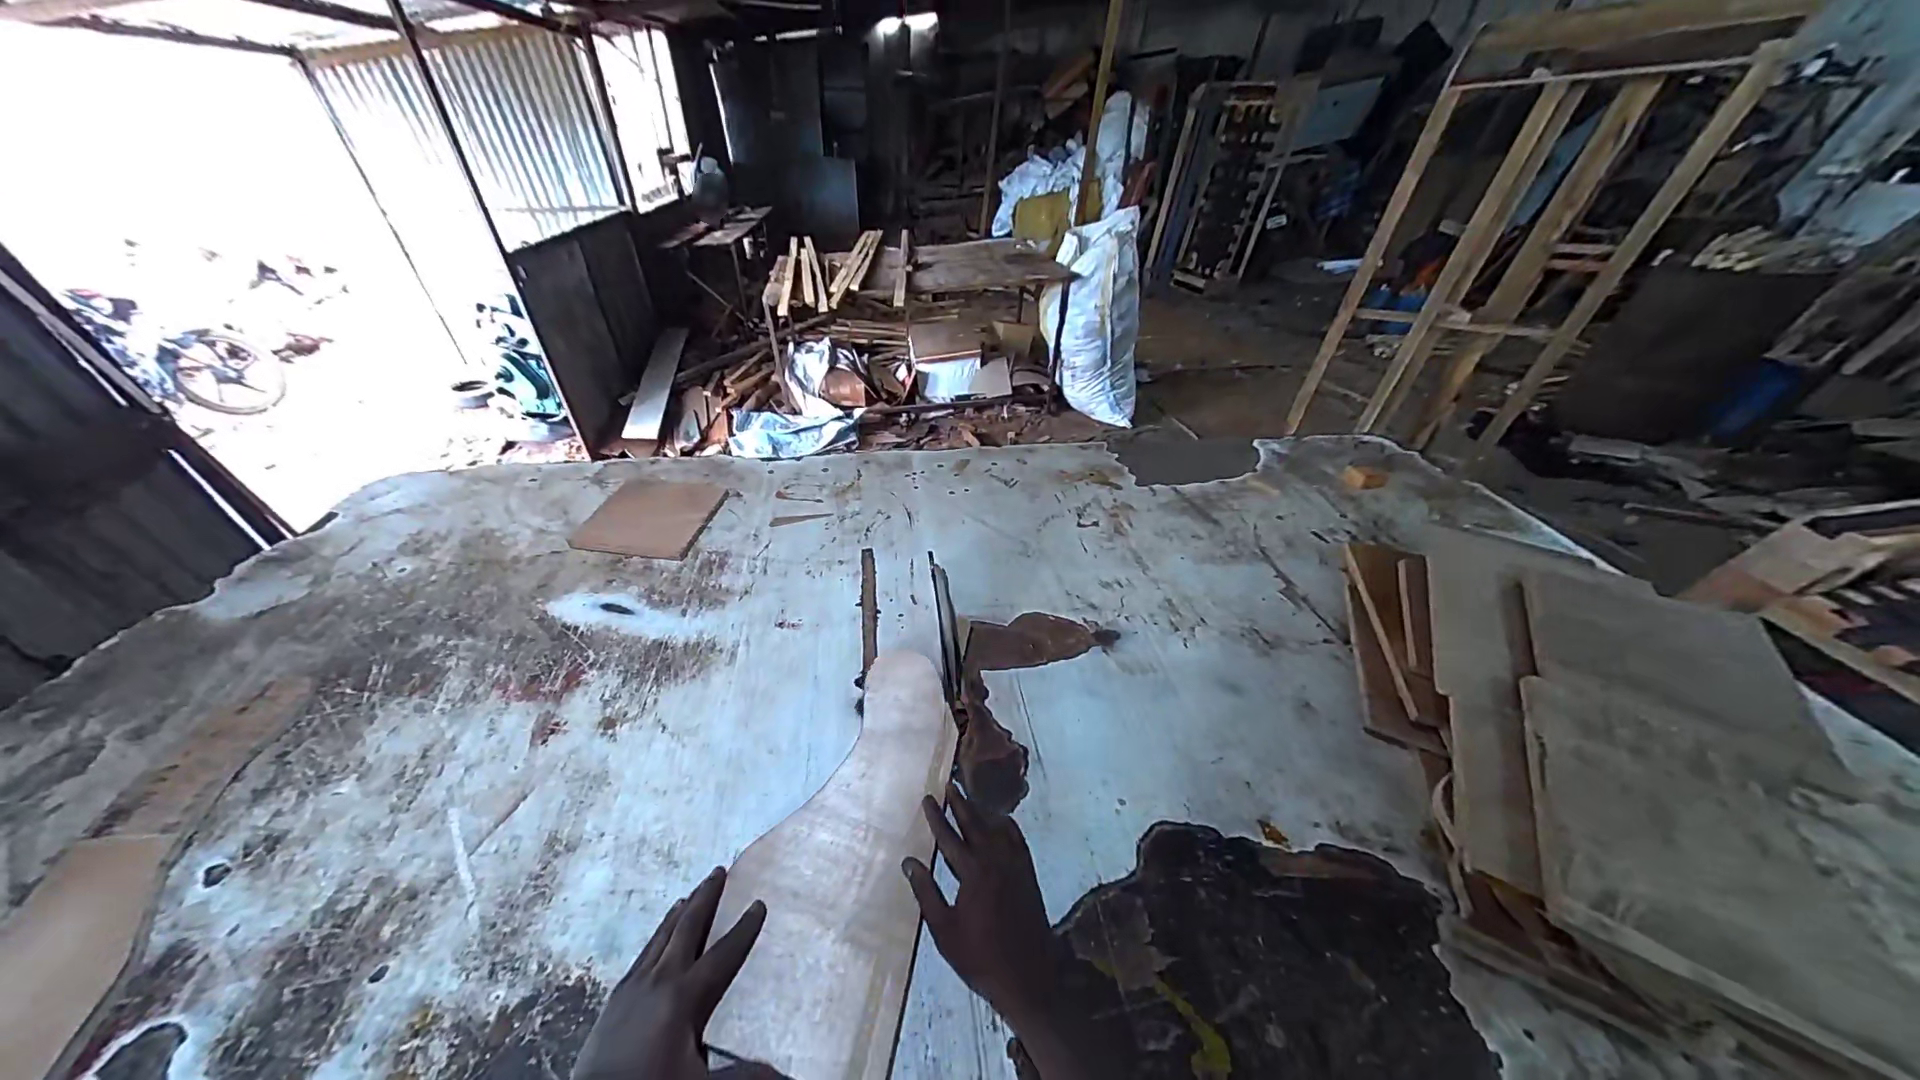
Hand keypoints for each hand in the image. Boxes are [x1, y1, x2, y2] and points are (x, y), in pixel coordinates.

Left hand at [571, 867, 770, 1079]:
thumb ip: (741, 1077)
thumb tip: (782, 1075)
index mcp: (684, 997)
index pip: (722, 954)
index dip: (743, 929)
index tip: (759, 904)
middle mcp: (660, 980)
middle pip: (687, 928)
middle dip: (706, 898)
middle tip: (719, 871)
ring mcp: (633, 987)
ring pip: (661, 936)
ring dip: (680, 912)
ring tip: (690, 894)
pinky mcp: (614, 999)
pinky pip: (642, 954)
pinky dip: (657, 935)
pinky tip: (659, 938)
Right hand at [901, 783, 1057, 1030]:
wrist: (1028, 975)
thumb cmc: (979, 957)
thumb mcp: (944, 929)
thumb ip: (926, 893)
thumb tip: (909, 862)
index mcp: (972, 872)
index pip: (949, 837)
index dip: (936, 817)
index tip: (928, 798)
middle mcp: (995, 860)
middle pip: (974, 824)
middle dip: (960, 803)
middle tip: (950, 784)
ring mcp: (1015, 865)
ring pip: (996, 828)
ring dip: (982, 811)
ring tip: (971, 796)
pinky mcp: (1028, 873)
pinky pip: (1016, 839)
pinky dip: (1007, 826)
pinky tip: (1002, 820)